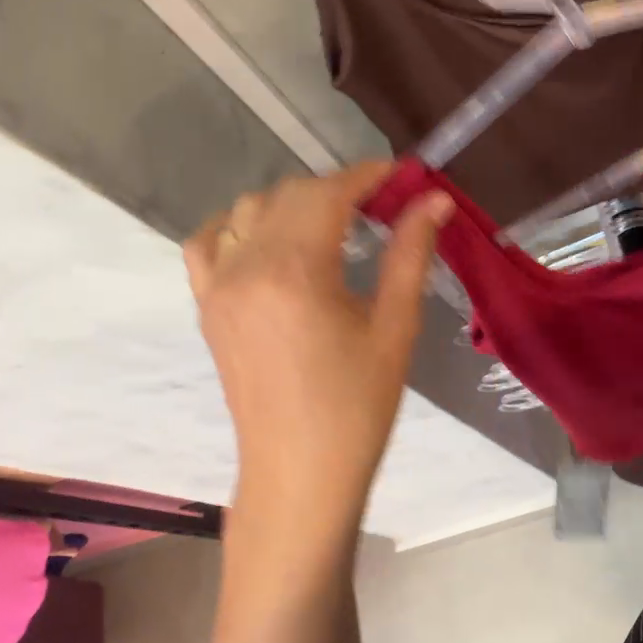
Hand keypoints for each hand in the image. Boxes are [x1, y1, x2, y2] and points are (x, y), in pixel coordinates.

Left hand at [184, 163, 453, 523]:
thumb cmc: (360, 401)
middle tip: (385, 205)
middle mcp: (246, 267)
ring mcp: (217, 286)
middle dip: (339, 187)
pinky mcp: (207, 306)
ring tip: (338, 224)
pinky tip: (273, 238)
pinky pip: (209, 241)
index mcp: (296, 271)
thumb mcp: (397, 324)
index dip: (367, 175)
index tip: (403, 175)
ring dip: (295, 203)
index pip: (328, 193)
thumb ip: (411, 253)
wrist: (300, 467)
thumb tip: (435, 200)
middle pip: (289, 194)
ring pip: (249, 209)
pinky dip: (240, 225)